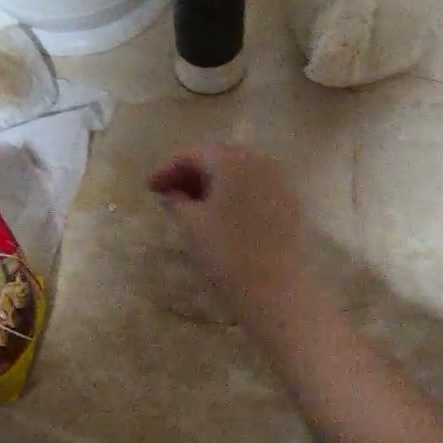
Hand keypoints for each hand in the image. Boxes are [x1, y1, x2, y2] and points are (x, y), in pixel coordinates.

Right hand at [149, 145, 315, 313]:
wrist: (277, 289)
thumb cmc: (227, 253)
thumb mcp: (192, 226)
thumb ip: (177, 202)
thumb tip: (171, 193)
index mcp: (233, 161)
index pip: (194, 153)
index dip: (169, 168)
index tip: (150, 188)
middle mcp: (260, 162)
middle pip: (220, 158)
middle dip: (193, 173)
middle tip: (171, 193)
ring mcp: (280, 182)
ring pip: (241, 173)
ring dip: (215, 184)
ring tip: (194, 205)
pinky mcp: (292, 204)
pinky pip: (257, 188)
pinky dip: (236, 195)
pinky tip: (223, 215)